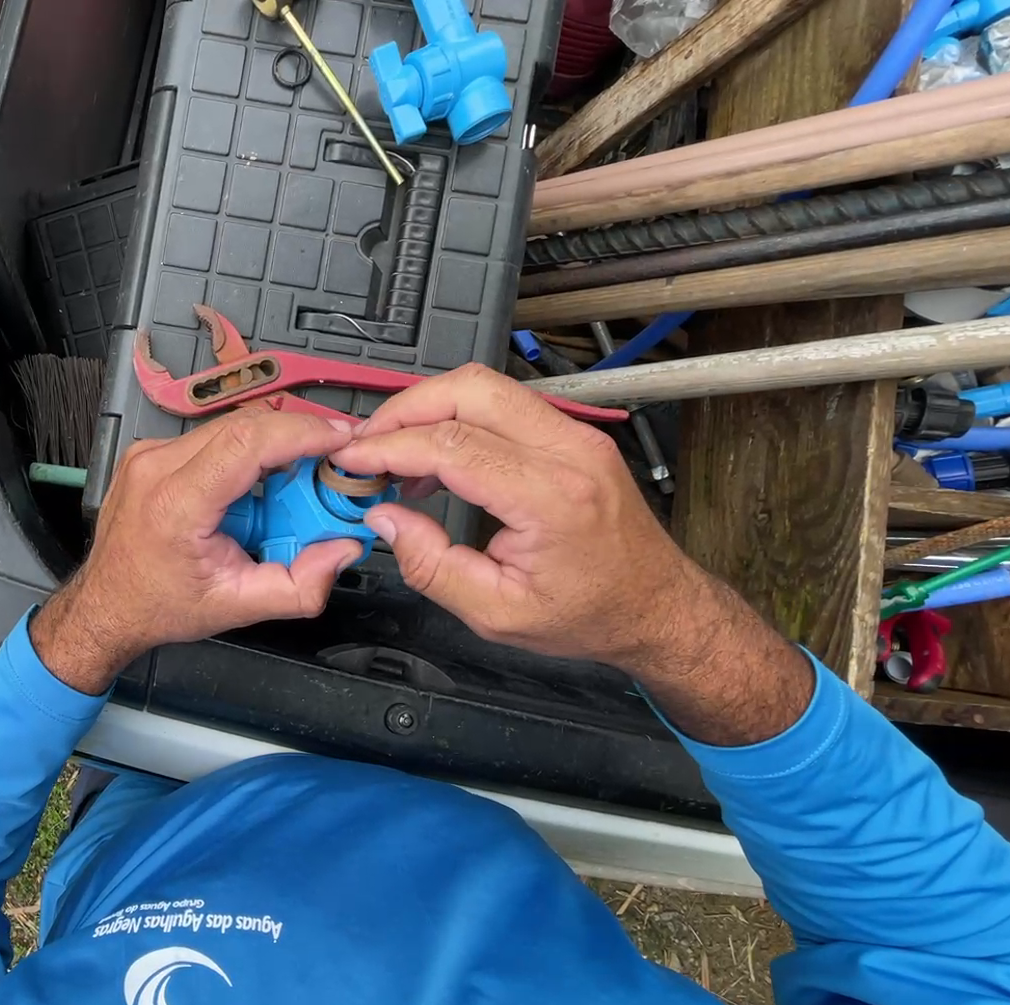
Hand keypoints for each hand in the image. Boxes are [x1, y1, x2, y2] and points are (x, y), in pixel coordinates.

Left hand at [30, 410, 364, 693]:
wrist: (107, 605)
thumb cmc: (160, 605)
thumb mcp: (236, 607)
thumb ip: (300, 586)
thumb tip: (345, 548)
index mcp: (174, 504)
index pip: (245, 442)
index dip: (300, 431)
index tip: (340, 438)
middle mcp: (155, 468)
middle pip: (244, 425)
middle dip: (297, 435)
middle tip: (332, 460)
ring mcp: (148, 455)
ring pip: (229, 426)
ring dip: (272, 443)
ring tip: (297, 478)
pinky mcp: (151, 452)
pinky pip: (211, 436)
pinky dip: (245, 451)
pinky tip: (259, 482)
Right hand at [328, 366, 812, 744]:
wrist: (657, 606)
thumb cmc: (589, 614)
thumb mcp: (496, 613)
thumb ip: (431, 566)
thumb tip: (383, 518)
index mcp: (553, 497)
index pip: (453, 445)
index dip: (390, 447)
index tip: (352, 460)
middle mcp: (570, 451)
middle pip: (469, 390)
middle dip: (403, 410)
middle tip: (364, 443)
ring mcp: (575, 435)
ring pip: (483, 386)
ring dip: (426, 408)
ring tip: (390, 451)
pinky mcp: (570, 435)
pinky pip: (499, 404)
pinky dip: (452, 418)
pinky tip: (430, 459)